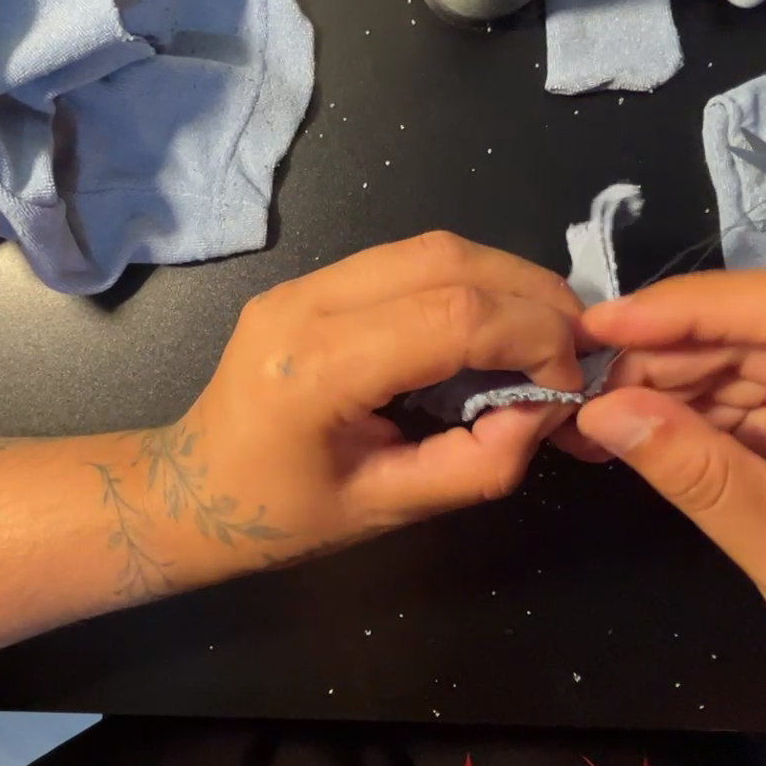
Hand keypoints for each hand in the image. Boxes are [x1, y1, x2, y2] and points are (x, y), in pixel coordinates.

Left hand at [181, 232, 583, 556]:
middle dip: (530, 292)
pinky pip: (401, 262)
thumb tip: (544, 408)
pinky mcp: (305, 284)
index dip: (531, 336)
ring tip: (542, 328)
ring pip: (427, 247)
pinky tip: (486, 320)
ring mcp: (299, 285)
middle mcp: (304, 304)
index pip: (451, 317)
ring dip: (500, 278)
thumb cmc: (278, 518)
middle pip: (445, 259)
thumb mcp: (385, 509)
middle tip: (574, 341)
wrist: (190, 490)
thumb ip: (476, 463)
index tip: (566, 379)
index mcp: (315, 368)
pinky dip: (462, 282)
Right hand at [563, 265, 765, 748]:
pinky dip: (689, 397)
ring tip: (603, 402)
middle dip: (670, 343)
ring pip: (750, 346)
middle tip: (589, 379)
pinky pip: (750, 381)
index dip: (699, 306)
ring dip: (670, 370)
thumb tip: (599, 411)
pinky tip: (642, 416)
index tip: (607, 325)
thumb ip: (698, 476)